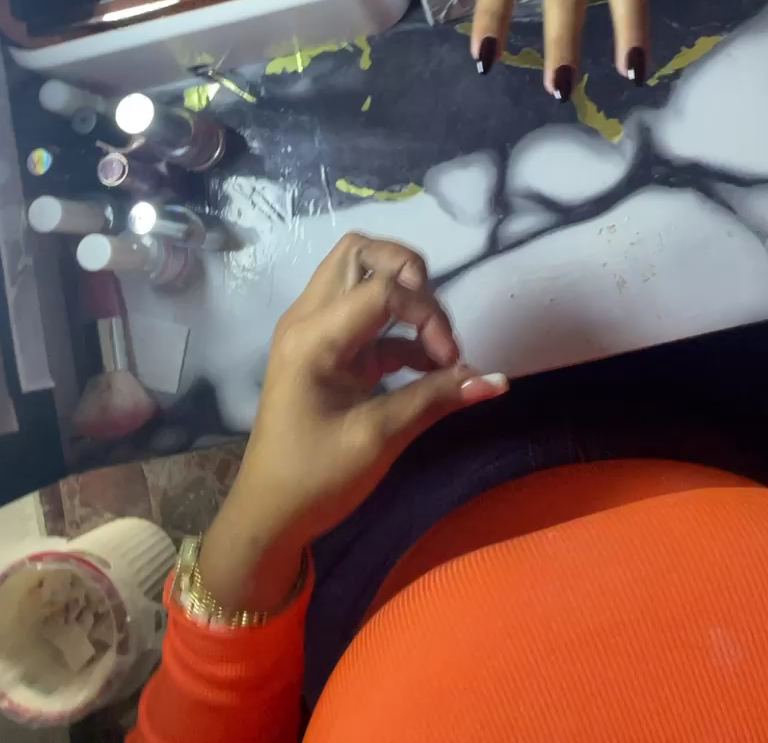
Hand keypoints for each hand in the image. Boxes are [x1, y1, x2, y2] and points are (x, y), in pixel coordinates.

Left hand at [198, 234, 507, 610]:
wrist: (270, 516)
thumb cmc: (316, 478)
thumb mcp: (380, 438)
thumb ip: (437, 398)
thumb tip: (497, 380)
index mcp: (313, 335)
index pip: (382, 288)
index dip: (428, 313)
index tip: (452, 358)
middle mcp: (309, 319)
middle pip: (360, 252)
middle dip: (408, 272)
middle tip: (434, 320)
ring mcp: (317, 331)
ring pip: (363, 276)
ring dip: (406, 298)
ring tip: (438, 348)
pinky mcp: (330, 351)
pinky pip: (369, 317)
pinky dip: (402, 331)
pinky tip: (430, 367)